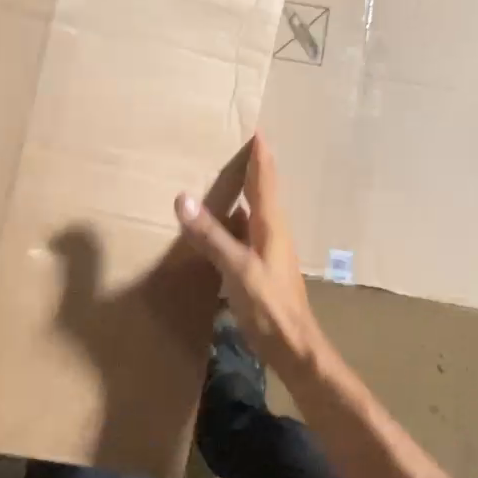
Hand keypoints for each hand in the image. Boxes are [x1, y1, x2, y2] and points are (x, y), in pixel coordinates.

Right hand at [174, 133, 324, 371]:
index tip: (256, 129)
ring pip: (254, 213)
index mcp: (271, 226)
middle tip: (235, 145)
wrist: (294, 348)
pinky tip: (217, 226)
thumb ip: (210, 235)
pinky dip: (232, 221)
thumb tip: (183, 198)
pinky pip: (244, 233)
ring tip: (221, 178)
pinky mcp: (260, 269)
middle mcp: (272, 233)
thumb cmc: (270, 306)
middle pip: (263, 192)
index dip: (261, 155)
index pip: (266, 180)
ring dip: (242, 194)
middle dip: (252, 168)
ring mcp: (268, 252)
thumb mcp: (236, 268)